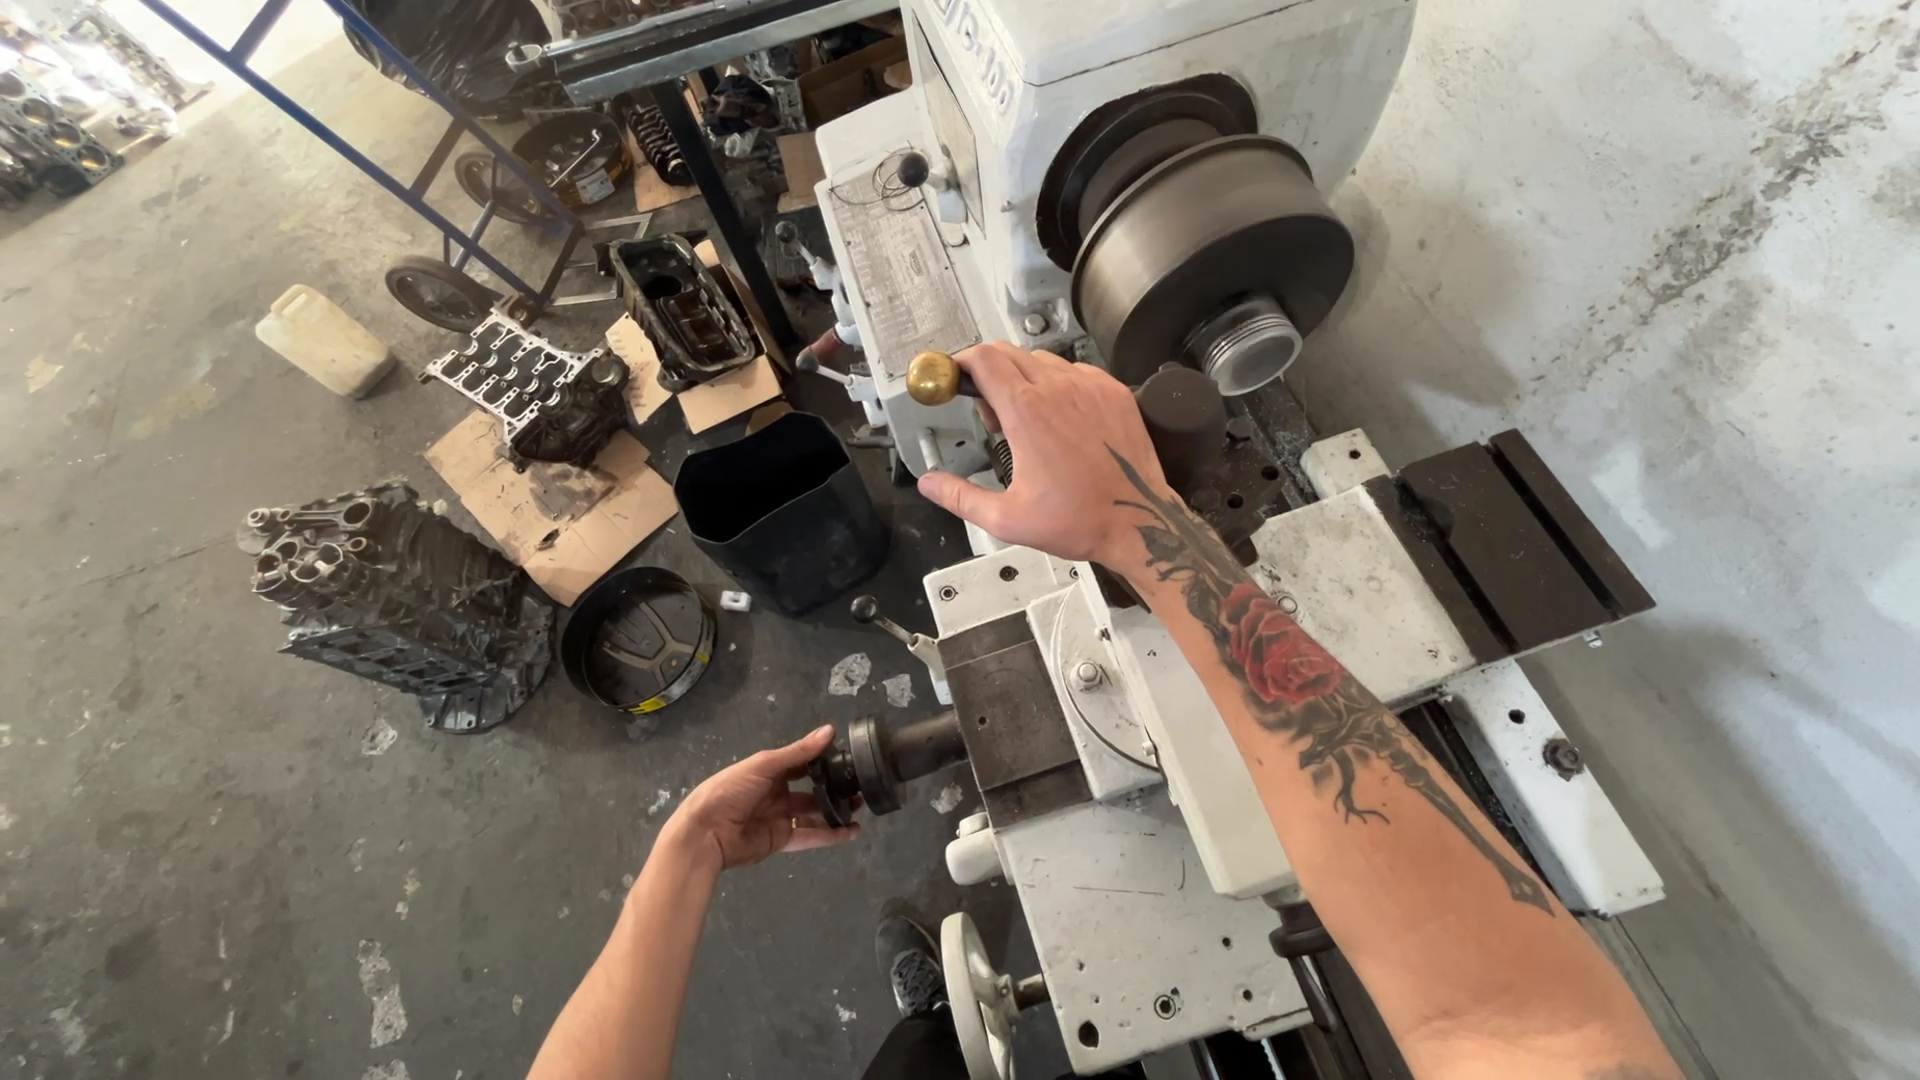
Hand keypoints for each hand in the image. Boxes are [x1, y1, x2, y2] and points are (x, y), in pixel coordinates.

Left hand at [666, 726, 859, 872]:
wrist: (705, 833)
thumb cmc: (730, 790)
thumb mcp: (764, 765)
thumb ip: (799, 752)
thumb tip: (830, 731)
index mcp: (770, 770)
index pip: (802, 763)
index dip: (822, 761)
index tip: (846, 759)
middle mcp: (777, 792)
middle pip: (810, 790)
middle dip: (833, 788)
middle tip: (858, 785)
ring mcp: (780, 817)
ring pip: (814, 814)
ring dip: (835, 811)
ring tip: (861, 807)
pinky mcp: (781, 839)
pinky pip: (810, 836)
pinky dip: (830, 835)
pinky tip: (851, 830)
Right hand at [916, 342, 1174, 567]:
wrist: (1139, 522)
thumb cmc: (1079, 520)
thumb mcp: (1006, 519)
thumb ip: (960, 497)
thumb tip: (930, 483)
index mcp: (1027, 413)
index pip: (983, 359)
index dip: (960, 362)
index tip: (953, 377)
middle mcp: (1059, 389)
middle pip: (1008, 353)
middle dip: (988, 374)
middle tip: (990, 414)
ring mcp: (1090, 387)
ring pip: (1042, 360)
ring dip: (1023, 378)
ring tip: (1026, 420)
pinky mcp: (1114, 392)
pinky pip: (1076, 372)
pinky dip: (1059, 384)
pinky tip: (1060, 418)